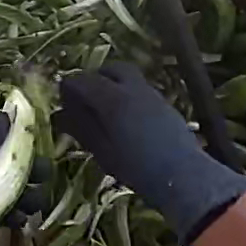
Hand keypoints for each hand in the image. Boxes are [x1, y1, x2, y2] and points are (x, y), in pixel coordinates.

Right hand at [57, 62, 245, 243]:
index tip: (61, 99)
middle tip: (84, 97)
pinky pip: (141, 90)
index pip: (83, 80)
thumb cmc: (136, 167)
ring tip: (104, 109)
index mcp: (113, 99)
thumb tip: (61, 115)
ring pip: (129, 78)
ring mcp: (153, 95)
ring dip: (113, 85)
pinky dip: (128, 95)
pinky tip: (125, 119)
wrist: (183, 176)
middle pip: (111, 69)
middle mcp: (133, 89)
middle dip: (95, 77)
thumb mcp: (102, 150)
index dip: (69, 87)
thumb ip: (81, 128)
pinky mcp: (166, 105)